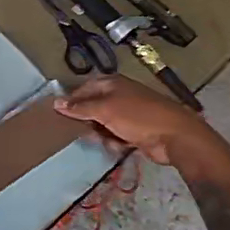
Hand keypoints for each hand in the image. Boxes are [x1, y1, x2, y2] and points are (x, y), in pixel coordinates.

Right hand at [53, 75, 224, 166]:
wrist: (173, 135)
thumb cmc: (137, 117)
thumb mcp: (105, 110)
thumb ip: (80, 108)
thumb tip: (57, 103)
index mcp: (113, 83)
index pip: (85, 88)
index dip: (72, 100)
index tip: (60, 114)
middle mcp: (120, 95)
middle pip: (94, 107)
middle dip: (88, 121)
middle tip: (84, 131)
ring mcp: (129, 113)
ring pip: (104, 124)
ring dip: (102, 134)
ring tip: (107, 140)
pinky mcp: (136, 131)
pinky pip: (116, 136)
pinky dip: (115, 142)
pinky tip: (119, 146)